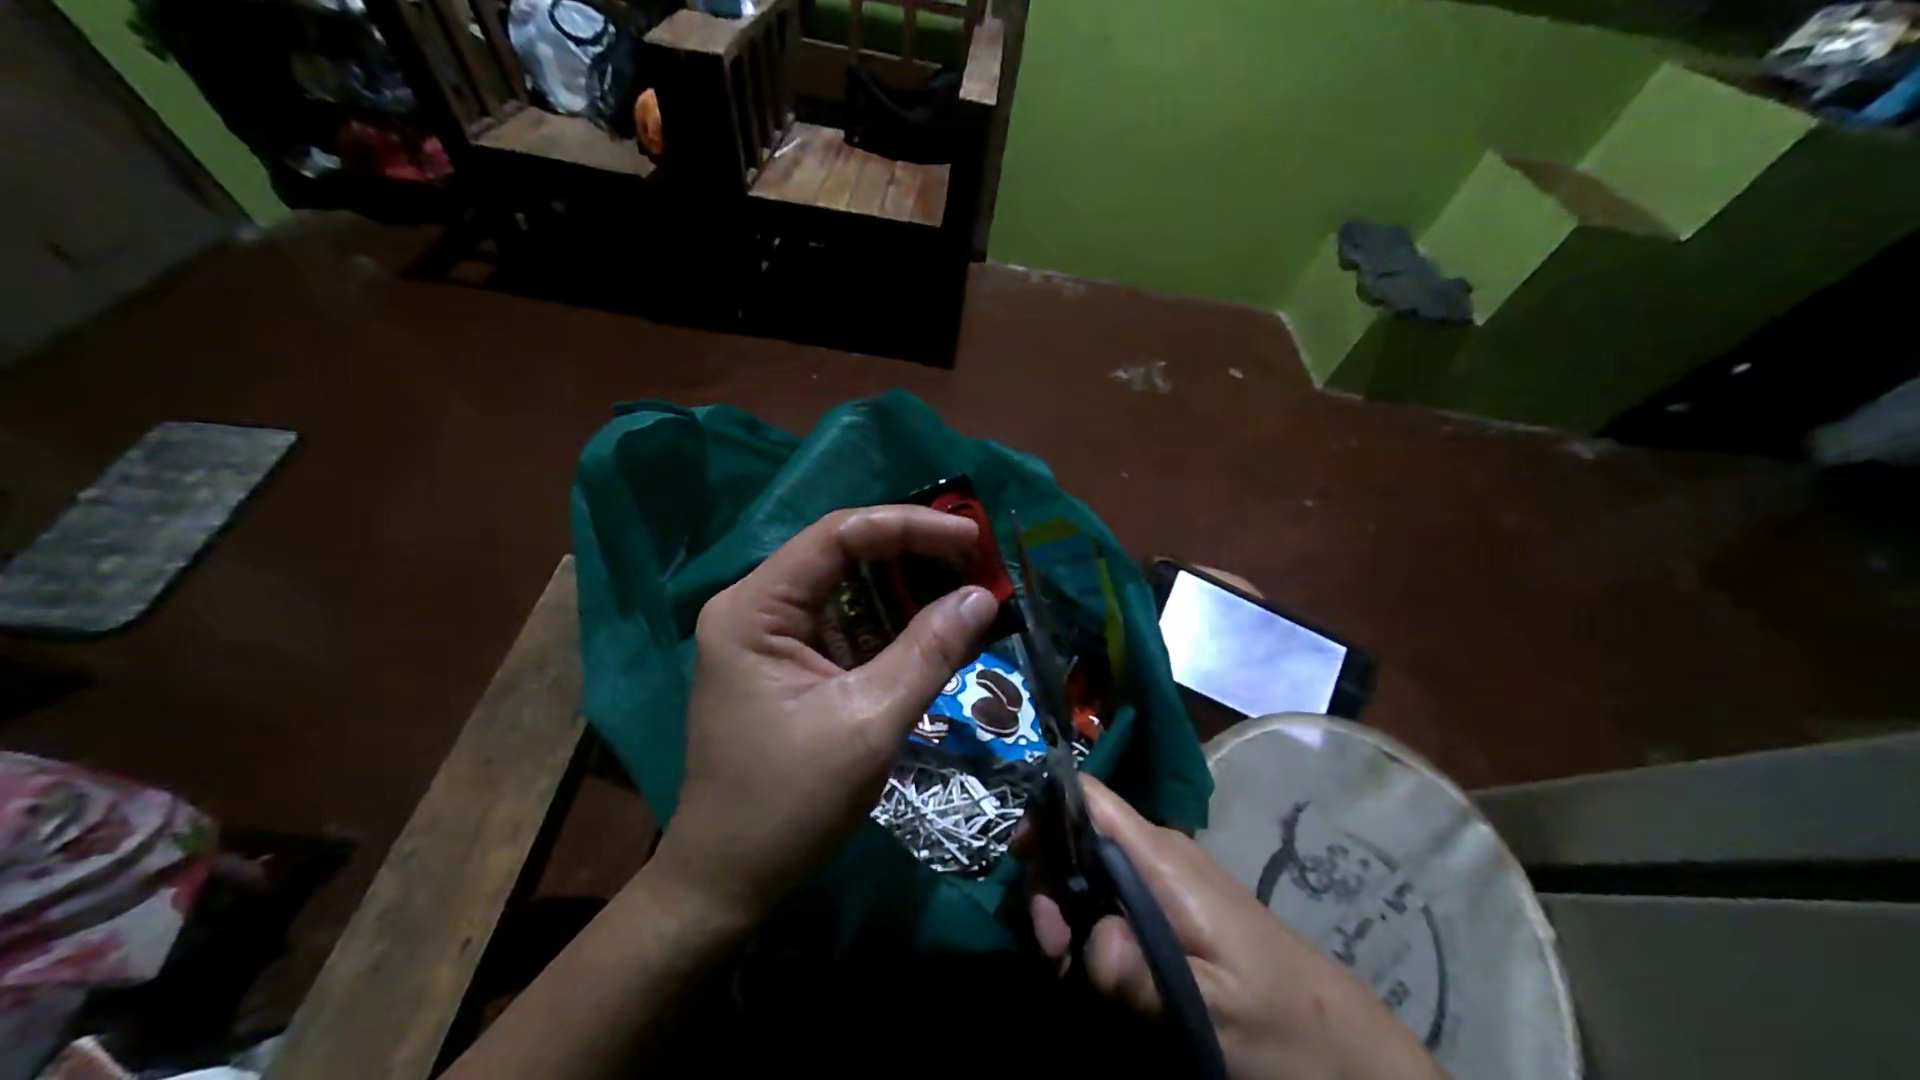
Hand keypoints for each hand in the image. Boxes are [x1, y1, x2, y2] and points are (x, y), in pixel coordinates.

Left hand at [650, 505, 1001, 925]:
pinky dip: (892, 627)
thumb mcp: (869, 722)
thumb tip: (983, 595)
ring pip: (848, 591)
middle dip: (913, 557)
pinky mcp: (787, 664)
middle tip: (977, 564)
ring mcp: (768, 636)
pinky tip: (935, 630)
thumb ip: (929, 652)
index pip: (838, 535)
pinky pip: (846, 628)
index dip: (909, 526)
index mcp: (754, 608)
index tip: (969, 536)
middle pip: (843, 556)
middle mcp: (755, 607)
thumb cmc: (789, 802)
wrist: (727, 880)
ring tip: (968, 593)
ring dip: (907, 592)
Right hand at [1030, 777, 1447, 1079]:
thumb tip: (1087, 944)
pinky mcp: (1166, 907)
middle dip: (1048, 883)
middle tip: (1049, 950)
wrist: (1336, 1040)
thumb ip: (1145, 974)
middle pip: (1078, 837)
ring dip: (1064, 911)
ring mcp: (1161, 881)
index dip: (1047, 809)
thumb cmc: (1278, 1019)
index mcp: (1163, 860)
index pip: (1093, 798)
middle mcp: (1157, 855)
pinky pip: (1109, 896)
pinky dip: (1087, 925)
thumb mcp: (1211, 1008)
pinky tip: (1091, 970)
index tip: (1020, 857)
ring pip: (1088, 869)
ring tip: (1065, 969)